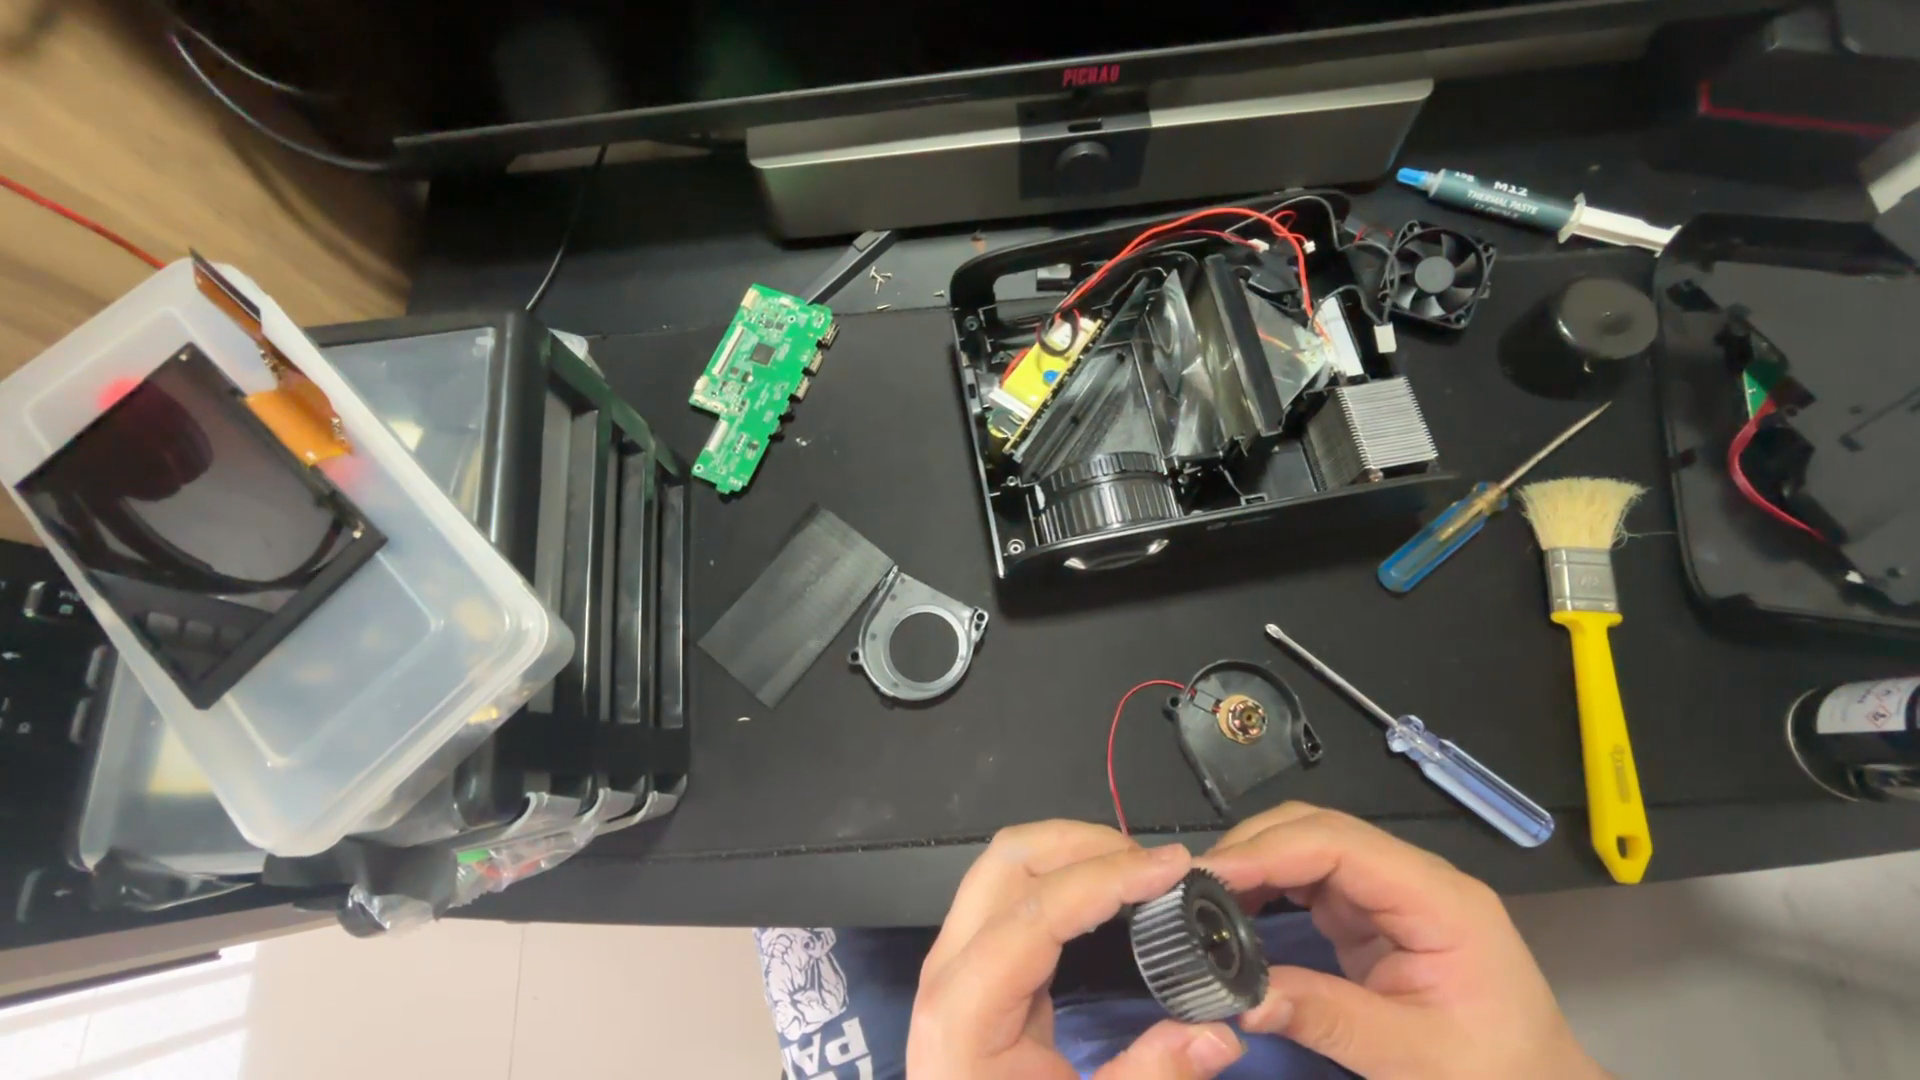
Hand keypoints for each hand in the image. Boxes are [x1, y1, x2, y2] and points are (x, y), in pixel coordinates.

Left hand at [909, 820, 1248, 1078]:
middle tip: (1157, 866)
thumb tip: (1218, 1034)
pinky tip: (1107, 890)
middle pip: (1009, 860)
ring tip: (1139, 870)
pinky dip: (1060, 871)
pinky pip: (1010, 886)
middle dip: (1087, 844)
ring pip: (1006, 862)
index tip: (1173, 866)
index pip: (1038, 911)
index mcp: (965, 1010)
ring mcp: (952, 953)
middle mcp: (947, 964)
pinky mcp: (968, 955)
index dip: (1108, 878)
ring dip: (1074, 849)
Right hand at [1199, 803, 1607, 1079]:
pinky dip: (1265, 884)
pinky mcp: (1370, 909)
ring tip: (1203, 895)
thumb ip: (1328, 1018)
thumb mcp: (1418, 1061)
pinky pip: (1306, 877)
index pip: (1339, 844)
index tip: (1208, 876)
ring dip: (1252, 862)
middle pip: (1317, 829)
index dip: (1268, 850)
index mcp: (1439, 899)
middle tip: (1193, 885)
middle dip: (1251, 848)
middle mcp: (1412, 877)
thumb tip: (1239, 996)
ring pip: (1305, 845)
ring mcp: (1390, 889)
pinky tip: (1235, 906)